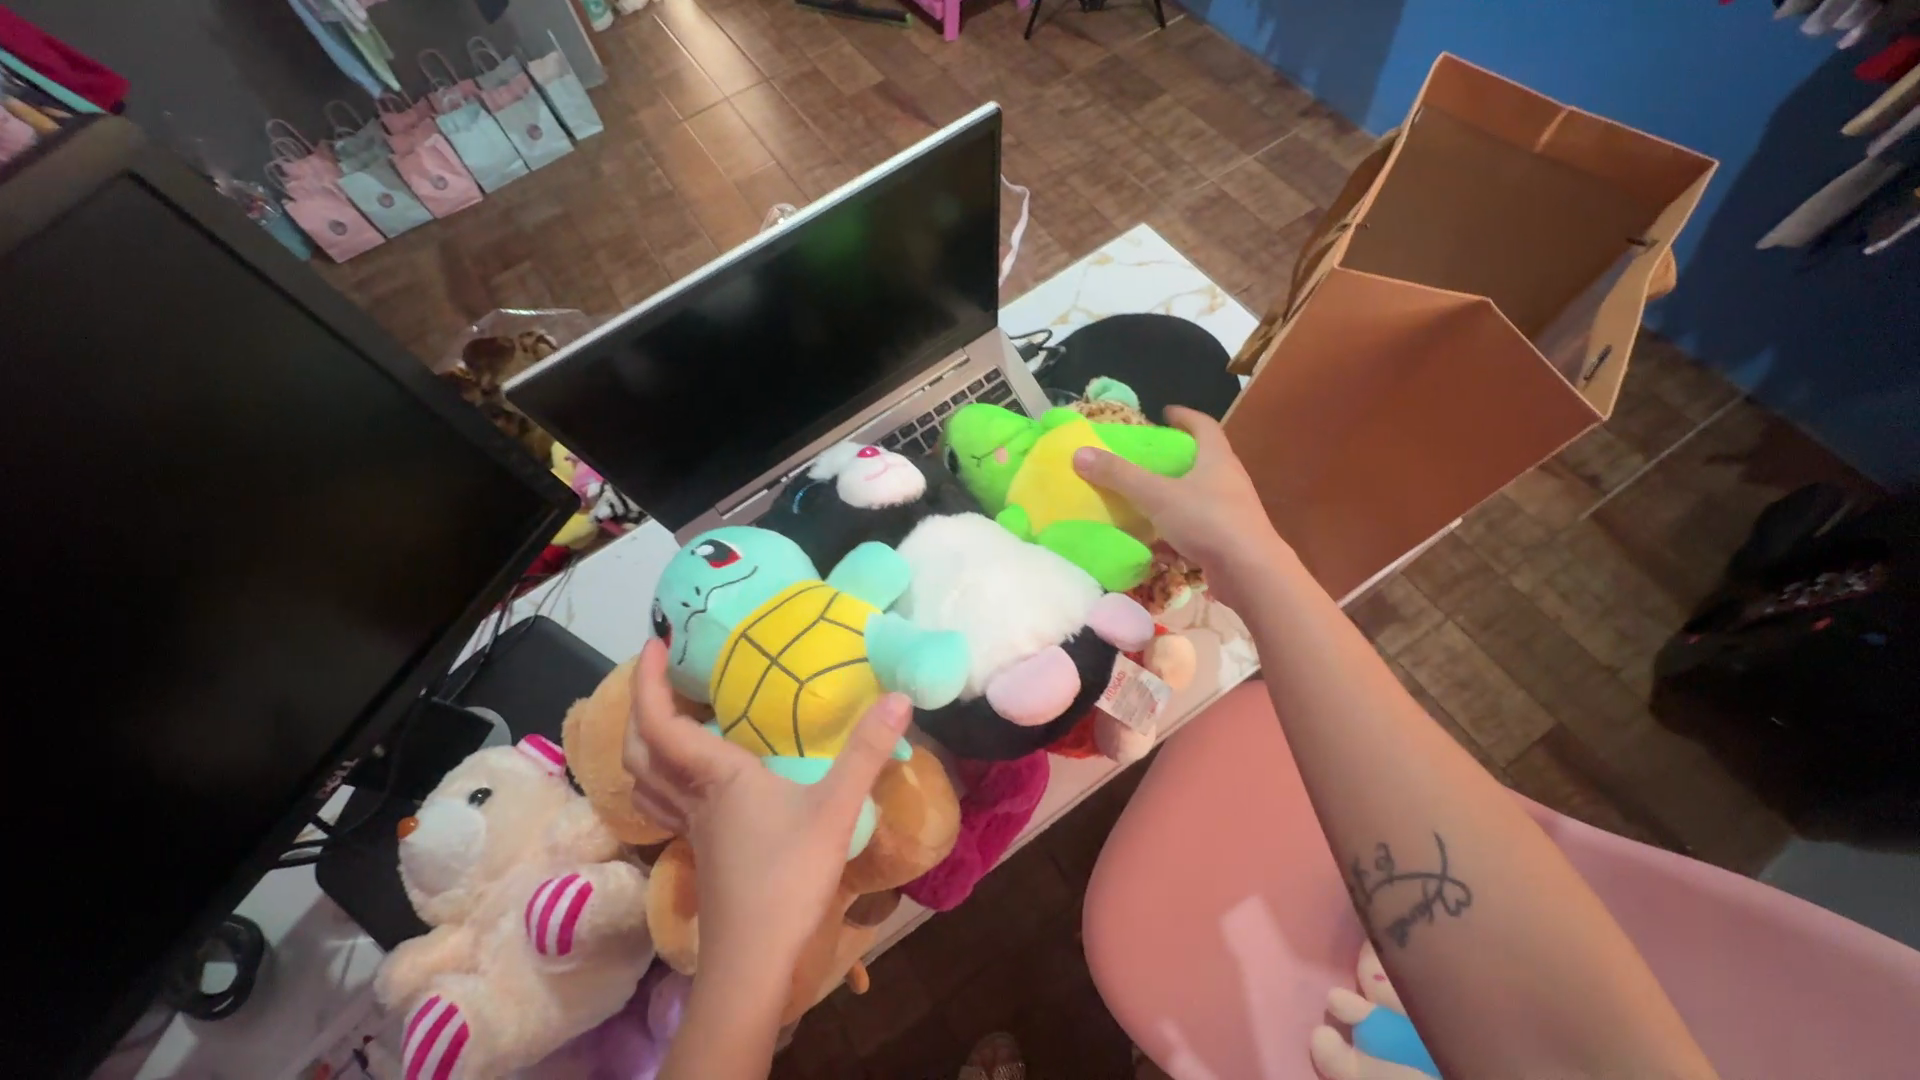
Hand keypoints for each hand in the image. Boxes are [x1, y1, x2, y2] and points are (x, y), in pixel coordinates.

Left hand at [622, 639, 909, 973]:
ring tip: (672, 717)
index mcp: (717, 777)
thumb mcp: (835, 810)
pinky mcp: (703, 852)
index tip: (655, 644)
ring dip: (648, 743)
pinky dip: (667, 776)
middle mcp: (694, 798)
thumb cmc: (788, 879)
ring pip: (648, 780)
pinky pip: (668, 802)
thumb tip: (898, 697)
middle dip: (642, 706)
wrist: (754, 962)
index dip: (648, 681)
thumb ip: (865, 752)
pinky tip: (698, 780)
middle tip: (662, 674)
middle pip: (642, 750)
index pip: (661, 723)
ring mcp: (693, 830)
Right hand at [1072, 405, 1285, 576]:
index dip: (1184, 416)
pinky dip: (1176, 531)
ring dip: (1175, 496)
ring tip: (1147, 498)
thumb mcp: (1157, 495)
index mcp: (1216, 458)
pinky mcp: (1228, 540)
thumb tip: (1080, 453)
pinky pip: (1197, 528)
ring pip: (1199, 496)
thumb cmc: (1207, 521)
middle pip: (1203, 460)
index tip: (1165, 412)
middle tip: (1148, 457)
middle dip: (1176, 457)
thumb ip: (1119, 476)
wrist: (1250, 571)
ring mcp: (1231, 511)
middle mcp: (1228, 480)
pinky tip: (1157, 543)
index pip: (1203, 426)